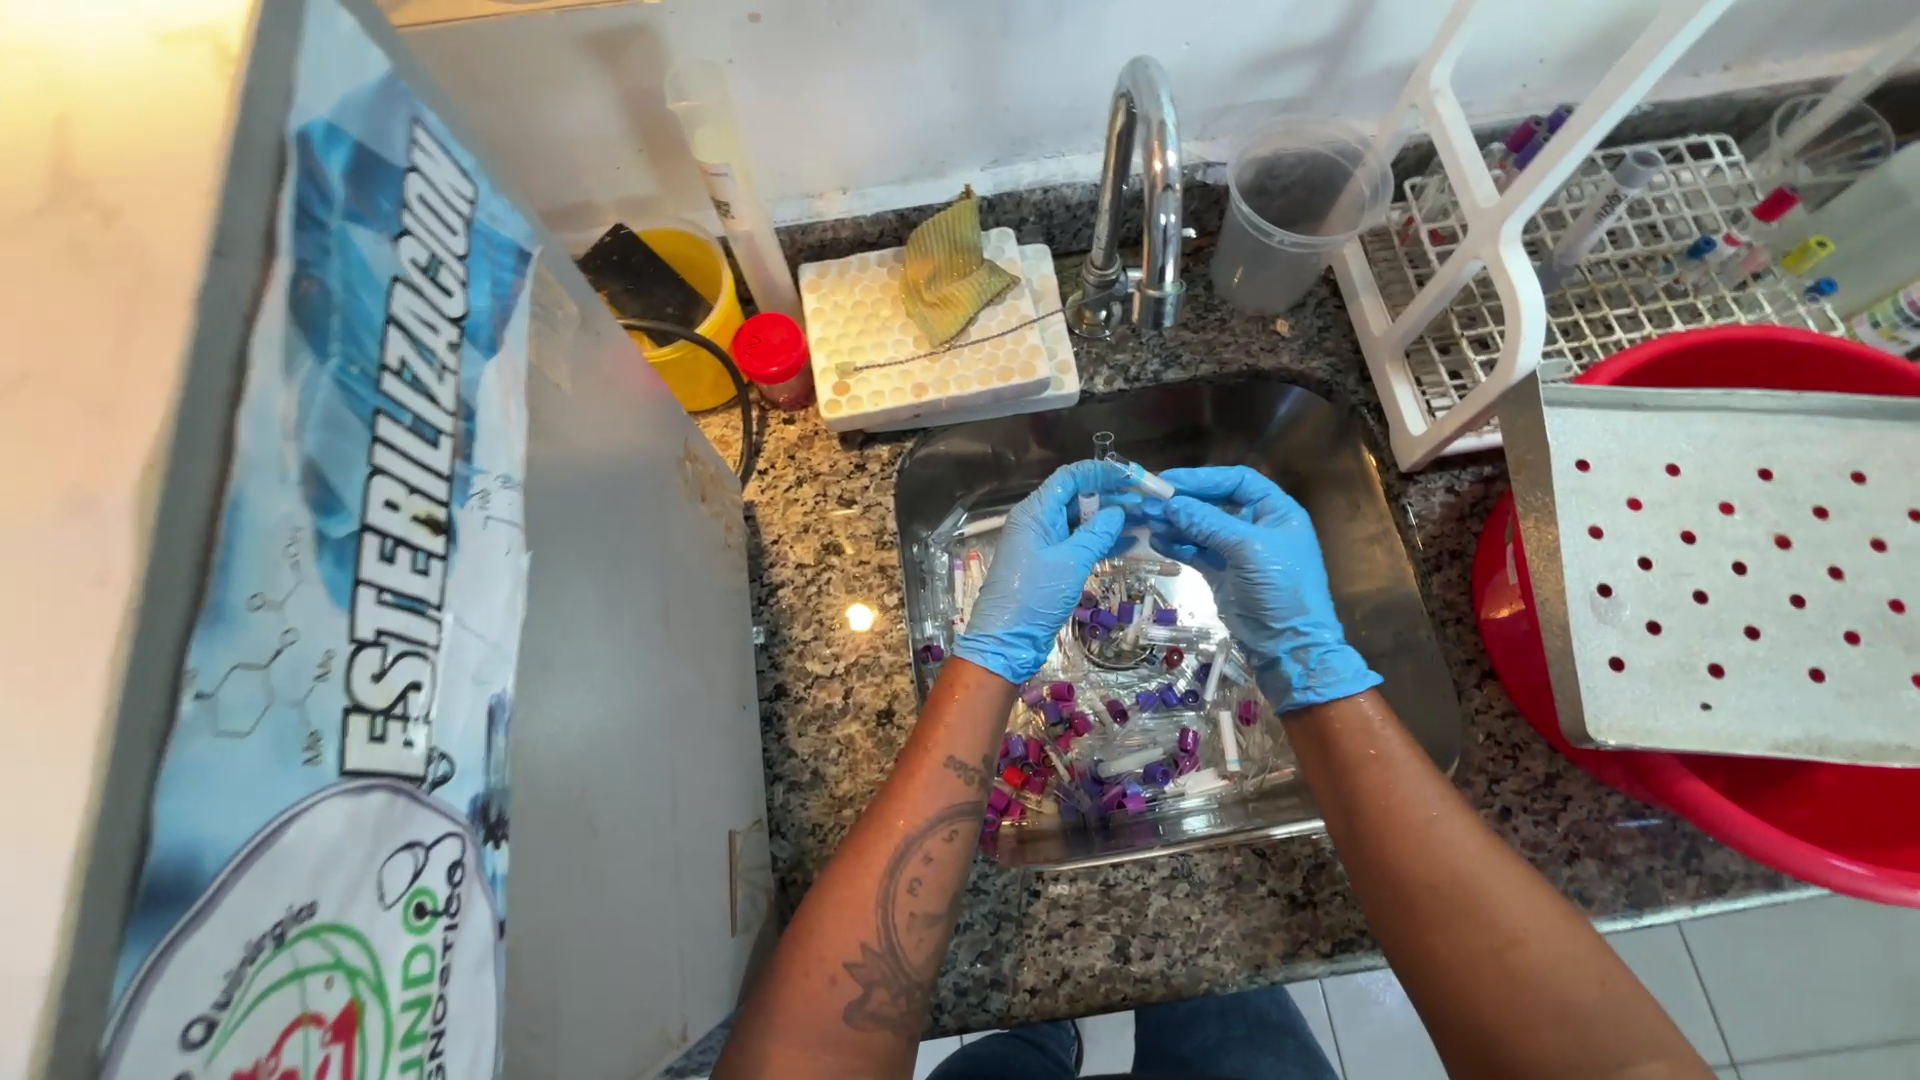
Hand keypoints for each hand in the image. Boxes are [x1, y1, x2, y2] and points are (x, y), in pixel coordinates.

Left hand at [953, 461, 1127, 683]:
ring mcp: (1043, 544)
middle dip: (1111, 496)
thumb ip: (1097, 534)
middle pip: (1076, 497)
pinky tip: (1129, 542)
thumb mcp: (1071, 562)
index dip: (1100, 472)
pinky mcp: (1050, 564)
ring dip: (1110, 519)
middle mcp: (1038, 522)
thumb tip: (1118, 512)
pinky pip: (1078, 543)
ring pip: (1080, 521)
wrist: (1008, 639)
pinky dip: (1101, 541)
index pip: (1069, 478)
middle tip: (1145, 501)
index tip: (1131, 476)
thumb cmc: (1035, 596)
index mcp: (1035, 513)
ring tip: (1144, 518)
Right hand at [1147, 466, 1380, 712]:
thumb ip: (1207, 523)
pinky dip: (1176, 545)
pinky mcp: (1222, 573)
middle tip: (1148, 502)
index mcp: (1275, 511)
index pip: (1236, 481)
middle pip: (1215, 502)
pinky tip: (1156, 540)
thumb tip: (1170, 504)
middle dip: (1182, 502)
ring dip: (1174, 523)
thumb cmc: (1281, 590)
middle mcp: (1257, 526)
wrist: (1289, 647)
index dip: (1203, 478)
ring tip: (1147, 521)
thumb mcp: (1247, 549)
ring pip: (1201, 527)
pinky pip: (1195, 551)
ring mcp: (1238, 551)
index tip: (1168, 481)